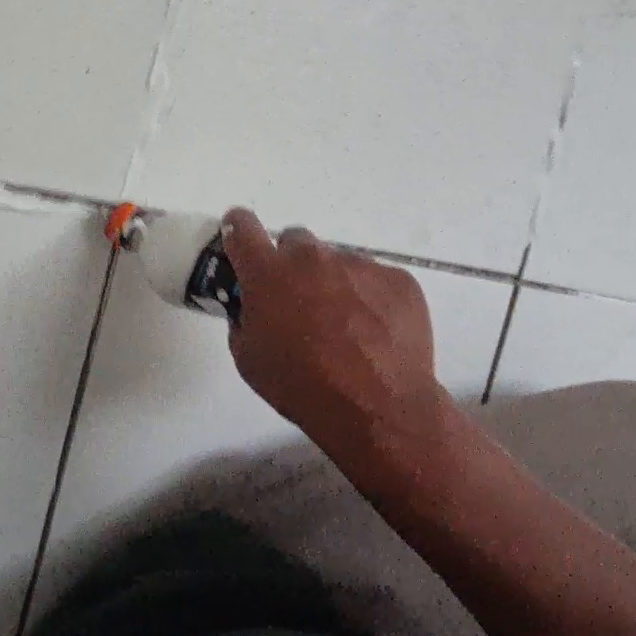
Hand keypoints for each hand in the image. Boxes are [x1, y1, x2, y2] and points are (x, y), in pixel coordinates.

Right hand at [220, 208, 450, 492]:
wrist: (378, 409)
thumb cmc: (301, 386)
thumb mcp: (248, 357)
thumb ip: (244, 319)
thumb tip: (253, 307)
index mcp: (267, 272)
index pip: (241, 226)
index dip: (238, 229)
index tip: (241, 239)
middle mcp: (310, 257)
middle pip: (295, 241)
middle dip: (292, 265)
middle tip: (300, 303)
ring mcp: (358, 264)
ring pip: (338, 263)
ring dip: (334, 284)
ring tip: (347, 328)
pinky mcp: (397, 279)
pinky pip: (376, 280)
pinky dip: (371, 299)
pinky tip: (376, 334)